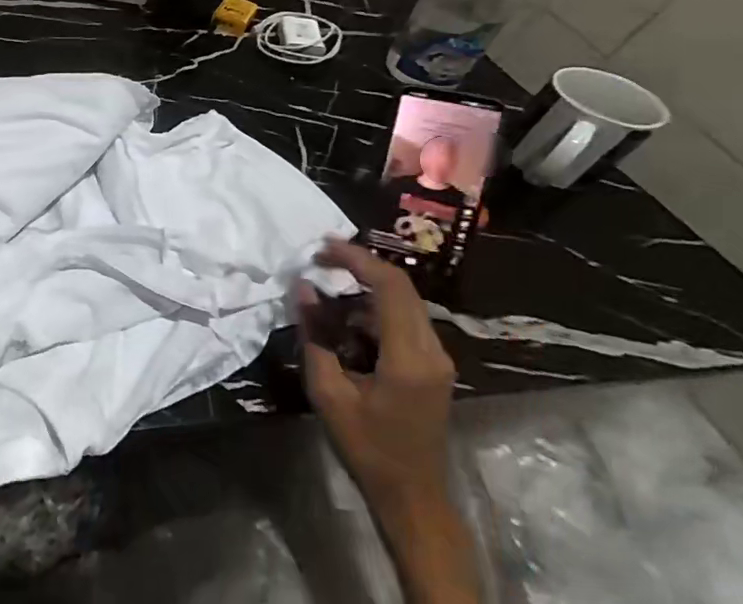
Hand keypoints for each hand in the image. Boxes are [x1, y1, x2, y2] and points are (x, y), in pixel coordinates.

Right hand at [298, 239, 475, 603]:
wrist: (413, 497)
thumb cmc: (367, 450)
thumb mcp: (329, 395)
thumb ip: (316, 338)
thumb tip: (303, 290)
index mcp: (409, 357)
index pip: (389, 287)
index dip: (356, 259)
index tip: (323, 246)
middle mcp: (433, 349)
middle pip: (401, 286)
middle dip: (361, 265)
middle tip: (322, 258)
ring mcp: (439, 356)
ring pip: (405, 301)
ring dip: (368, 287)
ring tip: (330, 286)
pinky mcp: (435, 364)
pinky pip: (406, 320)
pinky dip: (377, 308)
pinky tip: (349, 319)